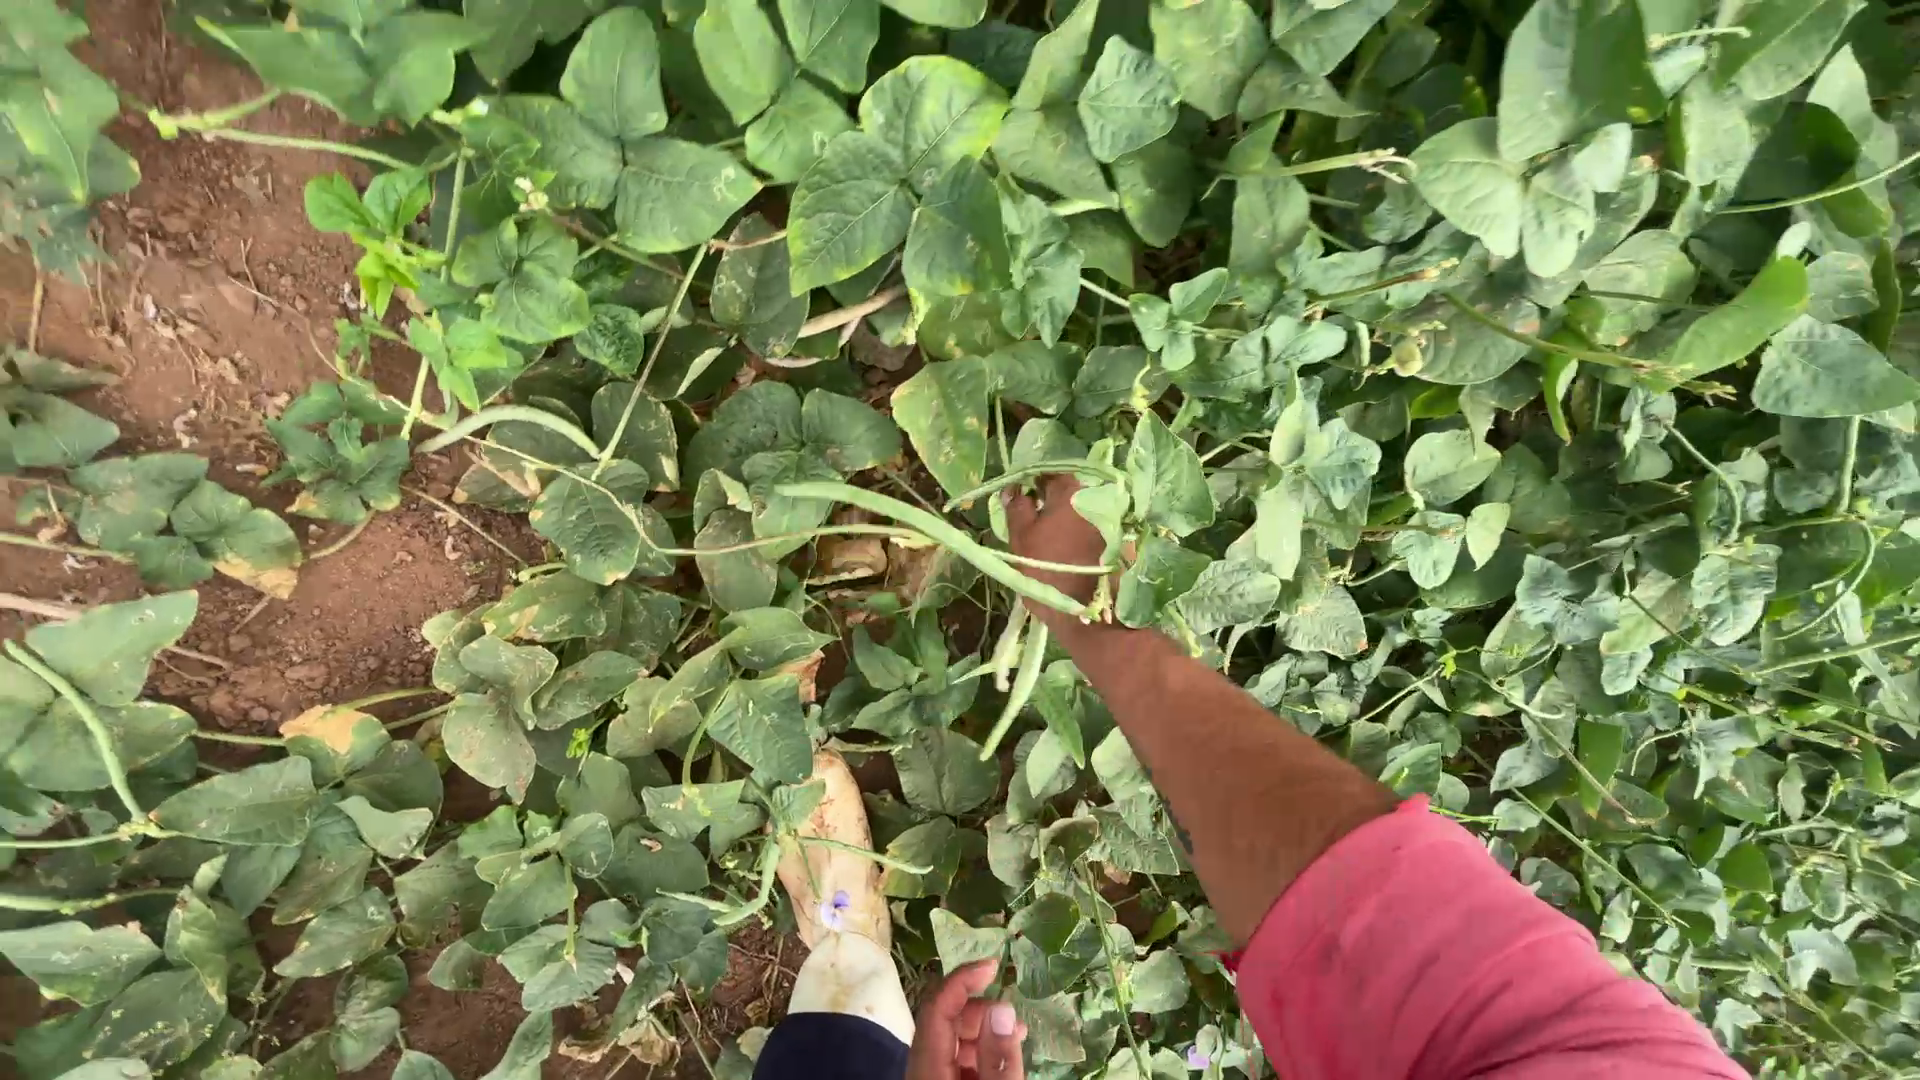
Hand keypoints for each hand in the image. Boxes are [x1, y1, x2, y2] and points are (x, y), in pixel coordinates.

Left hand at [905, 960, 1025, 1079]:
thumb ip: (998, 1059)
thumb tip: (1003, 1008)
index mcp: (926, 1068)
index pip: (936, 1007)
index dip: (962, 979)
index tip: (993, 965)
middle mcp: (919, 1070)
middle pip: (943, 1021)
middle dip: (979, 1008)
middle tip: (1011, 1014)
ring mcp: (927, 1079)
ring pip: (950, 1041)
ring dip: (982, 1030)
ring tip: (1016, 1035)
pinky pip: (953, 1060)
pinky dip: (978, 1052)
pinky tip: (1001, 1058)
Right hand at [1005, 474, 1107, 635]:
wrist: (1085, 613)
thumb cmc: (1047, 571)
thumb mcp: (1021, 539)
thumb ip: (1017, 509)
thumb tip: (1014, 490)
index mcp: (1070, 494)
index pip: (1050, 473)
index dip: (1034, 481)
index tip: (1022, 493)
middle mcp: (1096, 501)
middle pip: (1069, 492)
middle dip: (1051, 499)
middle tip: (1034, 515)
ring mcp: (1110, 522)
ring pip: (1082, 511)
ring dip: (1067, 518)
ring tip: (1051, 536)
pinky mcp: (1118, 543)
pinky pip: (1095, 528)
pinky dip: (1081, 533)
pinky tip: (1070, 550)